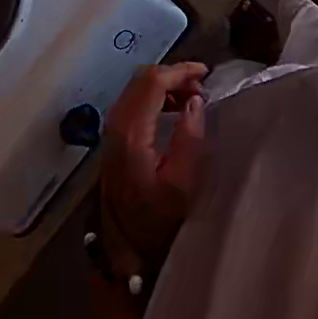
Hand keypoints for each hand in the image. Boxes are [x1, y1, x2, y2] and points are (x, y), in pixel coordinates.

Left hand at [98, 62, 208, 278]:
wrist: (123, 247)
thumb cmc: (156, 219)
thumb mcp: (181, 184)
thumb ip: (189, 138)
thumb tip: (194, 102)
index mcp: (132, 131)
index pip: (154, 81)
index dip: (180, 71)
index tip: (205, 74)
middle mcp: (117, 122)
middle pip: (143, 77)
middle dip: (174, 75)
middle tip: (201, 88)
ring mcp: (112, 128)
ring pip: (137, 86)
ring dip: (165, 84)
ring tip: (191, 98)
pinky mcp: (113, 136)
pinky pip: (134, 99)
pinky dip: (155, 94)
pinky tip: (173, 109)